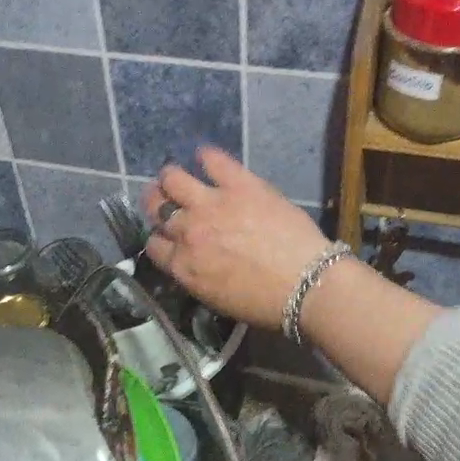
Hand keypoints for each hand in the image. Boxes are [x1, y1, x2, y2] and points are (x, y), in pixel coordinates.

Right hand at [142, 147, 332, 329]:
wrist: (305, 284)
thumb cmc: (264, 303)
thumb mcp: (217, 300)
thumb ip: (196, 275)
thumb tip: (194, 262)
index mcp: (183, 266)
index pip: (154, 245)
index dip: (159, 239)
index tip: (167, 238)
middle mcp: (188, 232)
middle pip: (157, 209)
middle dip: (156, 205)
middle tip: (164, 202)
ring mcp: (211, 204)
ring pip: (173, 179)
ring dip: (171, 179)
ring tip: (176, 178)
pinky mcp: (239, 184)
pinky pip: (214, 161)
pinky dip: (207, 157)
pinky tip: (206, 157)